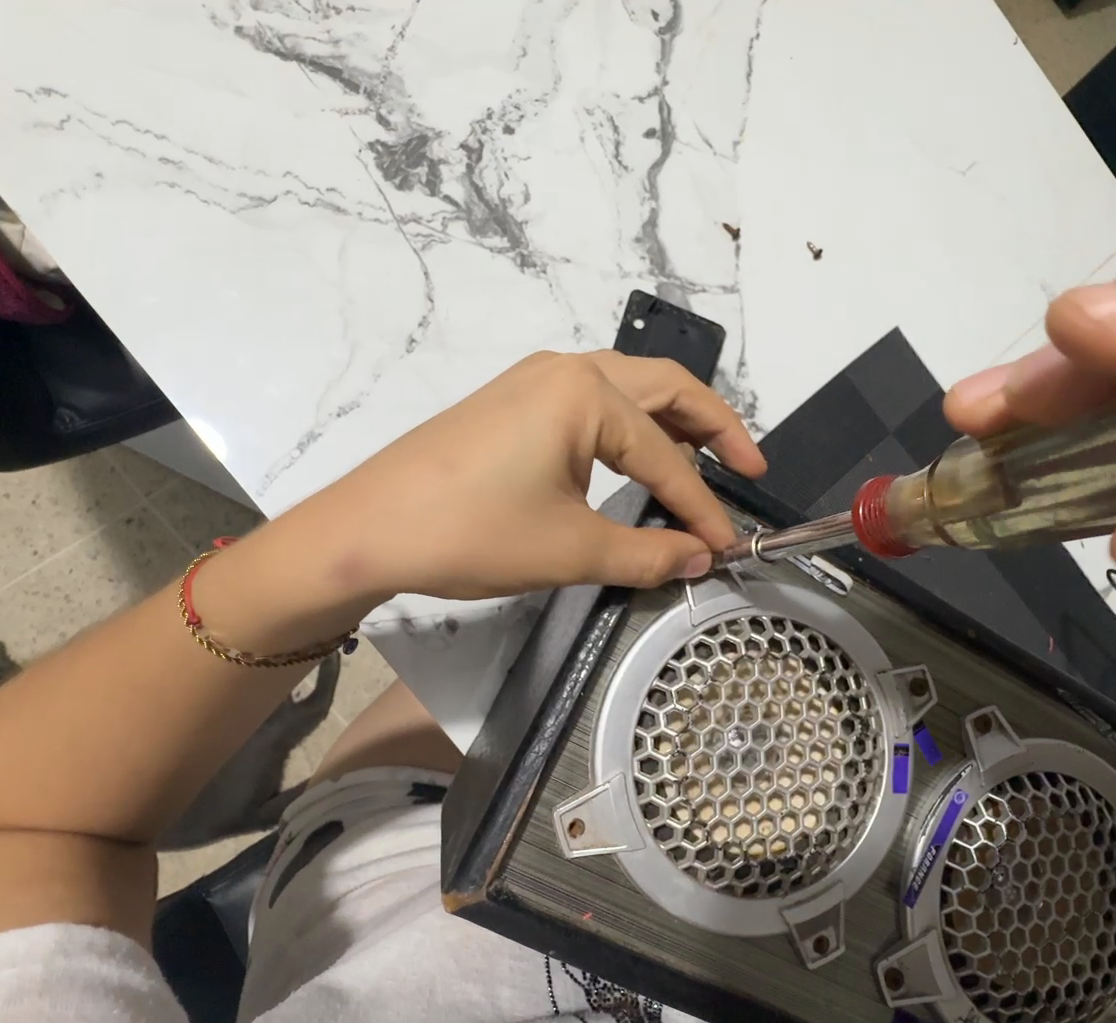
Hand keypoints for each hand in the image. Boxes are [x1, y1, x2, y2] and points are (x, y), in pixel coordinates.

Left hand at [234, 349, 765, 619]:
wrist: (366, 529)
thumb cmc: (472, 533)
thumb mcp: (569, 550)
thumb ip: (645, 554)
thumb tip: (700, 560)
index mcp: (587, 393)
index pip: (666, 456)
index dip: (703, 507)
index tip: (727, 548)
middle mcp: (567, 368)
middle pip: (664, 388)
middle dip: (714, 428)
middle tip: (749, 468)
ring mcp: (535, 379)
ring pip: (628, 389)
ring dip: (671, 424)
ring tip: (701, 465)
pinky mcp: (513, 401)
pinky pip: (592, 402)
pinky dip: (628, 428)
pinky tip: (634, 462)